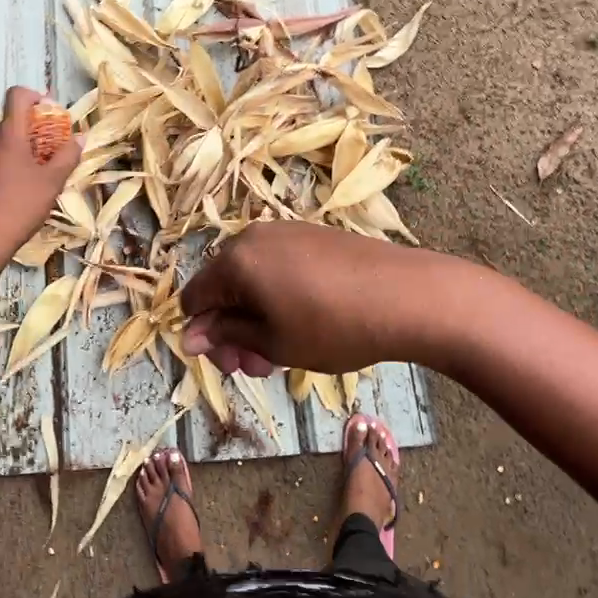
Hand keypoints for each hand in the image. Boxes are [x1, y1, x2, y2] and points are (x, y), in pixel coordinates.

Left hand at [0, 86, 81, 260]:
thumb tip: (81, 136)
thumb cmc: (19, 205)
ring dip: (30, 146)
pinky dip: (17, 161)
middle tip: (59, 146)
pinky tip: (29, 186)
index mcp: (9, 133)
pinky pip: (0, 157)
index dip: (37, 96)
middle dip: (40, 126)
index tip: (54, 113)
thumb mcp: (52, 181)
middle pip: (15, 118)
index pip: (17, 95)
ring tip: (48, 169)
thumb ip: (68, 155)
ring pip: (8, 140)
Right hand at [180, 222, 464, 374]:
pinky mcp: (312, 234)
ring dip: (255, 314)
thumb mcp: (273, 343)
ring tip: (286, 350)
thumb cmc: (333, 326)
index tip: (233, 364)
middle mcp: (252, 237)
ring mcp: (284, 231)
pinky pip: (277, 265)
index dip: (205, 335)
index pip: (195, 297)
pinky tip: (306, 320)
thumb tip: (189, 336)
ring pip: (252, 277)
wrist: (408, 296)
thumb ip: (227, 336)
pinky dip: (278, 294)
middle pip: (222, 285)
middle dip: (232, 328)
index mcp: (235, 260)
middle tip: (259, 366)